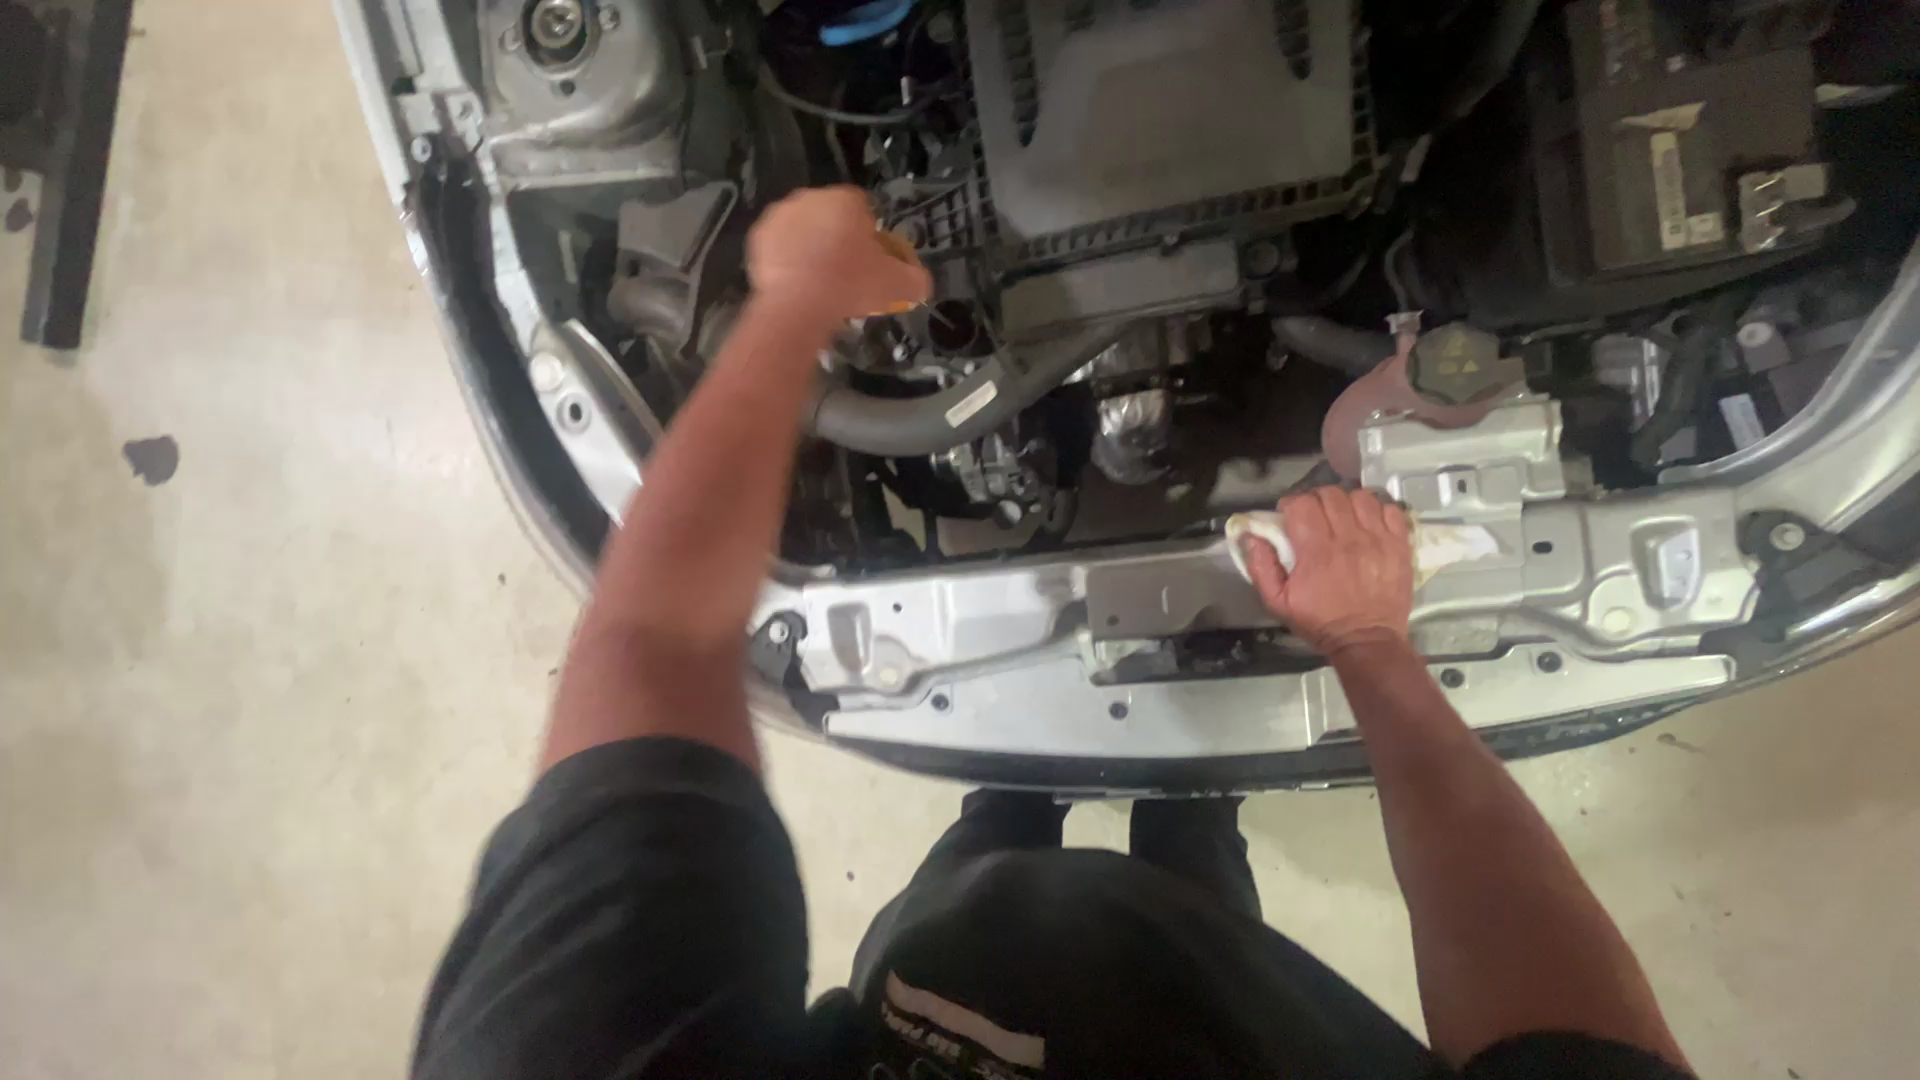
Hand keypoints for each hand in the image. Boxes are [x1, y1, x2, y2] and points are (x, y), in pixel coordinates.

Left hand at [746, 186, 931, 325]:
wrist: (799, 305)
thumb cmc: (851, 285)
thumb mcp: (896, 285)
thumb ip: (915, 280)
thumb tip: (922, 284)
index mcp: (845, 199)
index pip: (862, 207)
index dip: (867, 232)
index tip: (868, 257)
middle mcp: (810, 198)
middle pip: (829, 216)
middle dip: (836, 237)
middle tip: (845, 271)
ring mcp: (780, 216)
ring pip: (803, 229)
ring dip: (811, 247)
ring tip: (820, 280)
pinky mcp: (759, 238)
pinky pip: (780, 247)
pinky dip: (788, 260)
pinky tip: (798, 283)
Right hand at [1242, 486, 1413, 656]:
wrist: (1366, 640)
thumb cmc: (1319, 621)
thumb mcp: (1277, 602)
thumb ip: (1261, 567)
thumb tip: (1251, 536)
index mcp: (1316, 552)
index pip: (1303, 504)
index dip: (1291, 504)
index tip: (1289, 515)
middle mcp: (1349, 540)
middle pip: (1331, 495)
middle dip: (1316, 499)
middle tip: (1313, 515)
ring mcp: (1379, 540)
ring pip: (1360, 497)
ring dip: (1345, 501)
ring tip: (1340, 516)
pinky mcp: (1400, 545)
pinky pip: (1390, 509)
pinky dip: (1375, 509)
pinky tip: (1366, 522)